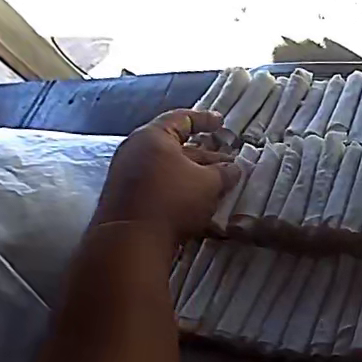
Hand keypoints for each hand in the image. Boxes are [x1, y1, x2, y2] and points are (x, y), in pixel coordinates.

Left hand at [91, 108, 239, 245]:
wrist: (131, 242)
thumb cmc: (172, 201)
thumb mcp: (208, 184)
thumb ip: (224, 173)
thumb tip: (234, 169)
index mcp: (153, 136)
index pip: (182, 118)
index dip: (206, 120)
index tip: (222, 124)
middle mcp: (135, 152)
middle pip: (176, 148)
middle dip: (206, 156)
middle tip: (229, 163)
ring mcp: (127, 177)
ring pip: (169, 172)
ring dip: (194, 178)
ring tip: (219, 187)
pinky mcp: (127, 202)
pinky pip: (159, 190)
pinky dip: (180, 194)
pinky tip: (200, 207)